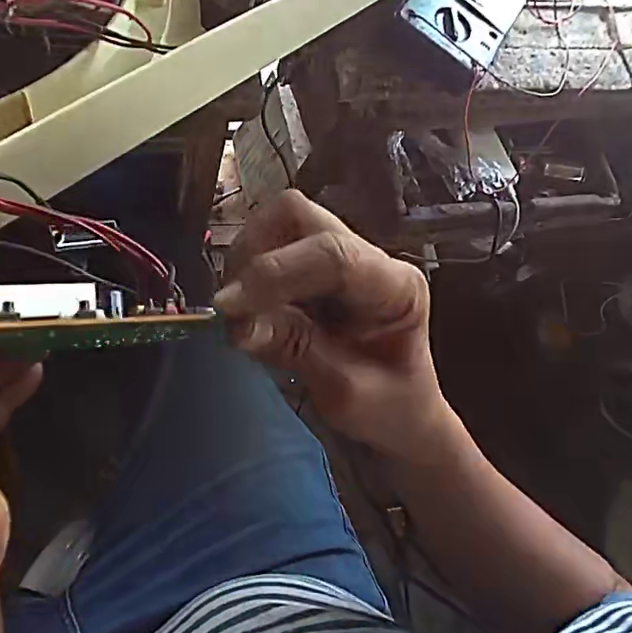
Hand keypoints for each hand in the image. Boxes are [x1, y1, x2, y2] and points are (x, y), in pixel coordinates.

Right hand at [215, 190, 459, 460]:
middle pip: (300, 216)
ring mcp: (343, 257)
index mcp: (396, 288)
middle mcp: (370, 259)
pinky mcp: (317, 268)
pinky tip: (251, 311)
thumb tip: (239, 324)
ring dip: (247, 261)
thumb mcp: (346, 393)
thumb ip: (297, 349)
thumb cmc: (388, 409)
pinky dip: (248, 273)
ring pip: (279, 223)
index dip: (274, 274)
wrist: (402, 415)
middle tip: (235, 307)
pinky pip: (271, 247)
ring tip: (243, 312)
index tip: (229, 307)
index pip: (333, 256)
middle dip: (255, 253)